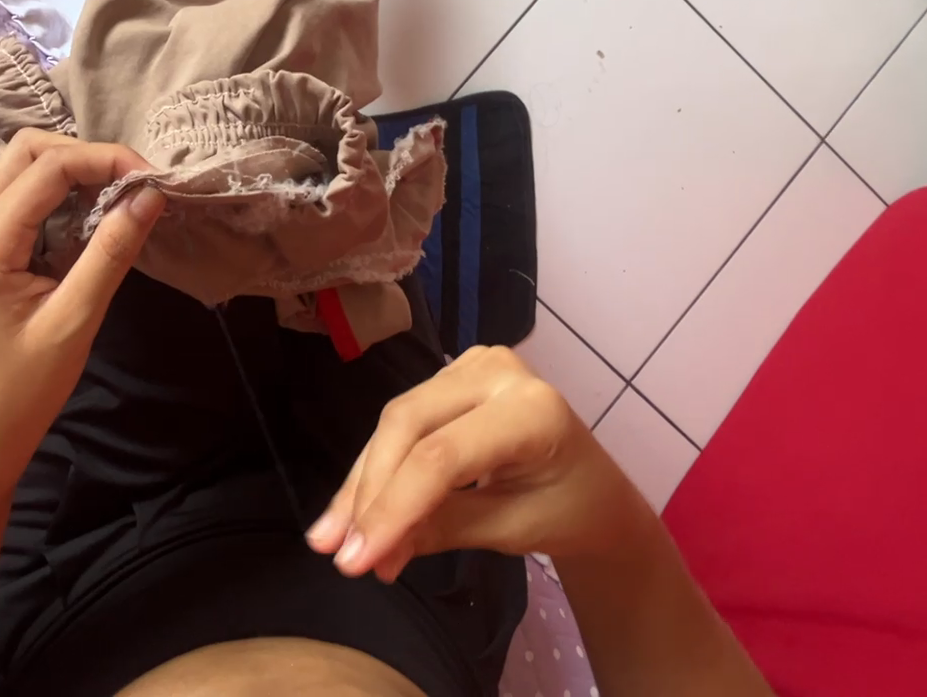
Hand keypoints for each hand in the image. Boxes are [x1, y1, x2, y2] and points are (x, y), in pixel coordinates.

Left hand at [0, 129, 164, 482]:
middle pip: (24, 151)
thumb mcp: (77, 319)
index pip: (46, 168)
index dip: (104, 160)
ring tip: (114, 192)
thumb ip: (112, 251)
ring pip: (16, 165)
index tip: (151, 177)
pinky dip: (54, 188)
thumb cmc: (29, 385)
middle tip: (132, 181)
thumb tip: (150, 194)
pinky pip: (14, 192)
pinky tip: (86, 210)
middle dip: (84, 154)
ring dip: (68, 167)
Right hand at [306, 345, 635, 581]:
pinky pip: (404, 420)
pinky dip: (378, 465)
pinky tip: (354, 505)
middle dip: (369, 491)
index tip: (354, 561)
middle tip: (338, 549)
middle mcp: (497, 371)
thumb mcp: (510, 530)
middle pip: (409, 425)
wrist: (593, 489)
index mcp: (530, 410)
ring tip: (333, 536)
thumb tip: (370, 553)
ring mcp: (472, 364)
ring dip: (364, 481)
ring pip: (397, 422)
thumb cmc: (565, 512)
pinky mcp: (451, 373)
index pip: (442, 456)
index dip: (392, 506)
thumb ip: (440, 530)